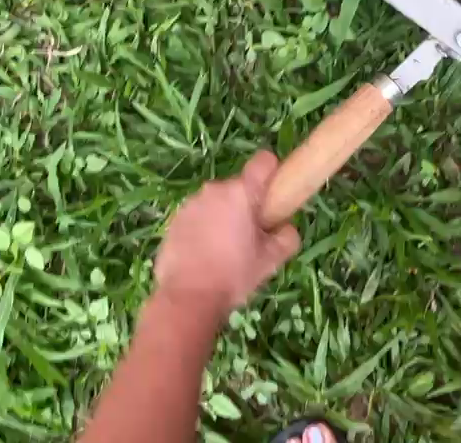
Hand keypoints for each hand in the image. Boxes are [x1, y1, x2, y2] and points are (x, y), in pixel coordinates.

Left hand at [153, 151, 301, 320]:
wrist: (186, 298)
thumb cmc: (233, 275)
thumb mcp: (270, 262)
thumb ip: (286, 238)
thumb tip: (286, 227)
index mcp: (240, 192)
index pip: (264, 161)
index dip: (272, 173)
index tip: (274, 197)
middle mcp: (214, 189)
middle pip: (239, 188)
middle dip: (246, 207)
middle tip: (249, 239)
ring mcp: (191, 202)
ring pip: (217, 203)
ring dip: (223, 218)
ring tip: (224, 253)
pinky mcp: (174, 218)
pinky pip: (197, 216)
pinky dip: (203, 228)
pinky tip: (204, 257)